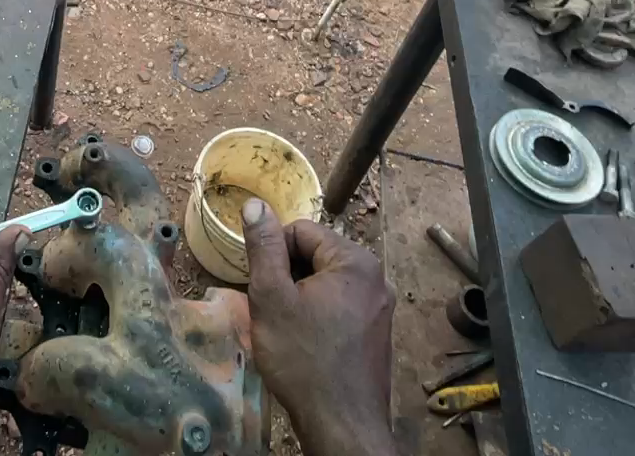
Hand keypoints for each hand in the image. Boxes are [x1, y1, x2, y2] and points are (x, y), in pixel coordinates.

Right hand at [242, 198, 395, 455]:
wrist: (342, 429)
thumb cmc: (303, 359)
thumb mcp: (272, 296)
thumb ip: (263, 246)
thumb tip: (255, 204)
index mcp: (354, 261)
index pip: (299, 231)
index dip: (273, 254)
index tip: (262, 286)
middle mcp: (375, 277)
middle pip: (313, 255)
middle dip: (287, 276)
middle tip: (272, 309)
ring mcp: (379, 307)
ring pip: (323, 282)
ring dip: (299, 296)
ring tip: (286, 328)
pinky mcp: (376, 332)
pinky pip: (338, 305)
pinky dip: (316, 314)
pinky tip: (304, 342)